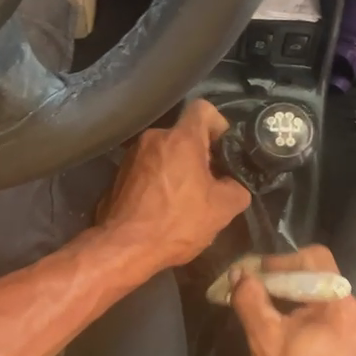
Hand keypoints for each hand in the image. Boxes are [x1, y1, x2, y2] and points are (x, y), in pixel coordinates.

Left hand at [96, 99, 250, 271]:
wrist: (124, 247)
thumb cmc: (176, 223)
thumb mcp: (222, 209)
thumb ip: (237, 187)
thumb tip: (233, 183)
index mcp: (180, 138)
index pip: (203, 108)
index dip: (219, 124)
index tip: (224, 149)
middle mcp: (153, 138)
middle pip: (183, 134)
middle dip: (199, 154)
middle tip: (211, 182)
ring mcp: (132, 155)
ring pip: (164, 152)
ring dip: (178, 168)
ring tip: (186, 198)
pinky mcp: (119, 173)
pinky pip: (147, 167)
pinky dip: (159, 179)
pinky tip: (163, 206)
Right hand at [230, 246, 355, 355]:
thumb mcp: (264, 340)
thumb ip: (251, 299)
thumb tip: (240, 273)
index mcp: (344, 306)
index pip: (315, 259)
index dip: (281, 260)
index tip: (255, 275)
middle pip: (319, 280)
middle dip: (283, 284)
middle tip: (254, 296)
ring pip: (324, 301)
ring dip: (294, 304)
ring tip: (268, 319)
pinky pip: (333, 321)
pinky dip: (309, 320)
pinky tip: (289, 339)